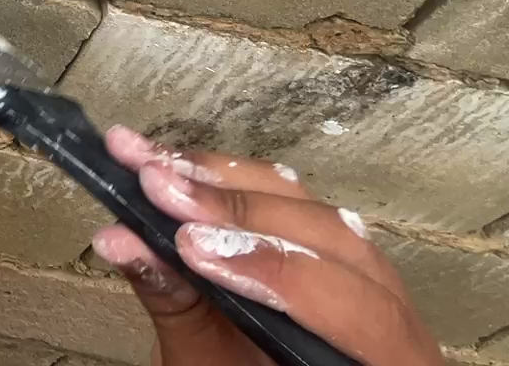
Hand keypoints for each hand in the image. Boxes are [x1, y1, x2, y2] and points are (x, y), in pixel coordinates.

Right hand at [94, 126, 442, 365]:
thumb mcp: (204, 363)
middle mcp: (389, 308)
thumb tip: (118, 239)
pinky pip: (275, 193)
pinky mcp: (312, 235)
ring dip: (216, 179)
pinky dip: (217, 176)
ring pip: (299, 202)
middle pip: (327, 237)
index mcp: (388, 362)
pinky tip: (170, 162)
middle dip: (230, 207)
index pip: (357, 308)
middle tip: (152, 182)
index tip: (188, 245)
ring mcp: (356, 265)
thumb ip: (175, 301)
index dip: (275, 268)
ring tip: (148, 162)